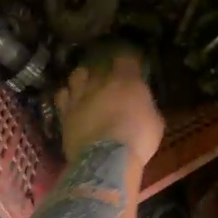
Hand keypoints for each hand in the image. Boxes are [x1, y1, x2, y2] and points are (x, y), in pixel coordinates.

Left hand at [53, 42, 164, 165]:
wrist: (106, 159)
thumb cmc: (137, 140)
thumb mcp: (155, 122)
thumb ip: (146, 107)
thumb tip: (142, 105)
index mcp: (127, 81)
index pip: (126, 58)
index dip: (128, 62)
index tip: (132, 67)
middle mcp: (101, 82)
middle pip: (99, 66)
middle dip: (104, 71)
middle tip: (109, 80)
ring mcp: (80, 95)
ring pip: (77, 75)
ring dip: (83, 78)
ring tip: (86, 86)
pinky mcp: (65, 112)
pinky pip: (62, 95)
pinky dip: (67, 96)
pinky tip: (71, 102)